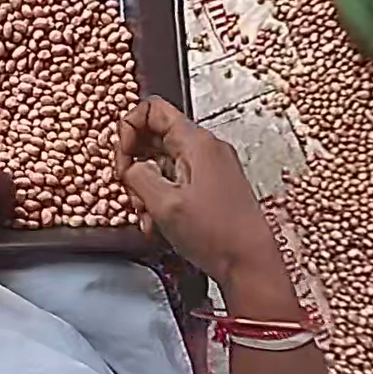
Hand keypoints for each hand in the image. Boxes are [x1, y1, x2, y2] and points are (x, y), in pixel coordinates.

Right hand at [115, 97, 279, 286]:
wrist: (250, 264)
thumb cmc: (215, 233)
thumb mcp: (163, 203)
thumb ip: (137, 175)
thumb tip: (129, 165)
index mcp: (196, 143)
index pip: (151, 110)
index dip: (127, 130)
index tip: (122, 160)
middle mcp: (205, 149)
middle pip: (153, 137)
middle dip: (133, 163)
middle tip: (130, 191)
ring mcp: (208, 167)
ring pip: (160, 161)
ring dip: (144, 186)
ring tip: (146, 214)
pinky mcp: (209, 186)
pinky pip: (172, 180)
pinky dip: (158, 197)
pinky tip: (158, 221)